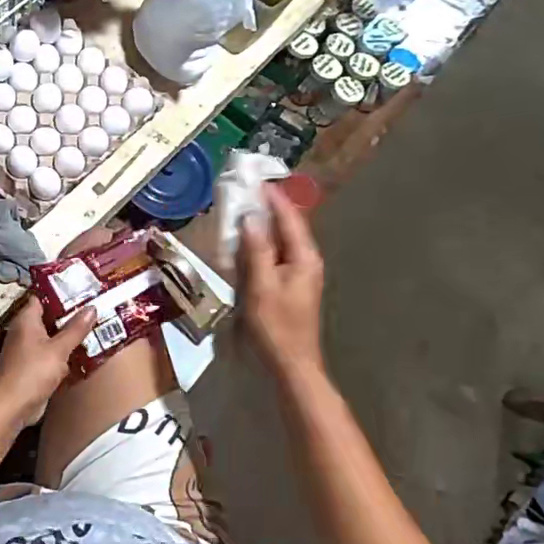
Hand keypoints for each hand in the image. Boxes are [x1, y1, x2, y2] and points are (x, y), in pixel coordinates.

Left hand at [0, 296, 97, 425]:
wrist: (13, 406)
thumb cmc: (32, 372)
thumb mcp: (58, 349)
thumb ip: (75, 329)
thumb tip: (91, 307)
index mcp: (26, 320)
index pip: (42, 298)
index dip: (60, 293)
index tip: (83, 290)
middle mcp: (24, 331)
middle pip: (49, 318)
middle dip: (70, 316)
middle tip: (96, 310)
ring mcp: (28, 350)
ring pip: (52, 338)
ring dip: (69, 337)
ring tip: (96, 330)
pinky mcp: (33, 367)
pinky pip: (52, 355)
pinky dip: (65, 355)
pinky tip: (83, 355)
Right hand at [236, 184, 325, 379]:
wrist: (289, 363)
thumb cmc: (276, 325)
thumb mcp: (262, 285)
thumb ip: (256, 250)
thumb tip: (250, 218)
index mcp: (304, 259)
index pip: (290, 219)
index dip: (274, 199)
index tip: (256, 179)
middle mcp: (304, 262)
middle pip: (286, 227)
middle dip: (266, 208)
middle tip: (243, 190)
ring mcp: (295, 274)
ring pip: (277, 241)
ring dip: (260, 225)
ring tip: (238, 209)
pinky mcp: (284, 284)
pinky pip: (270, 255)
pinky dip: (256, 243)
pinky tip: (240, 241)